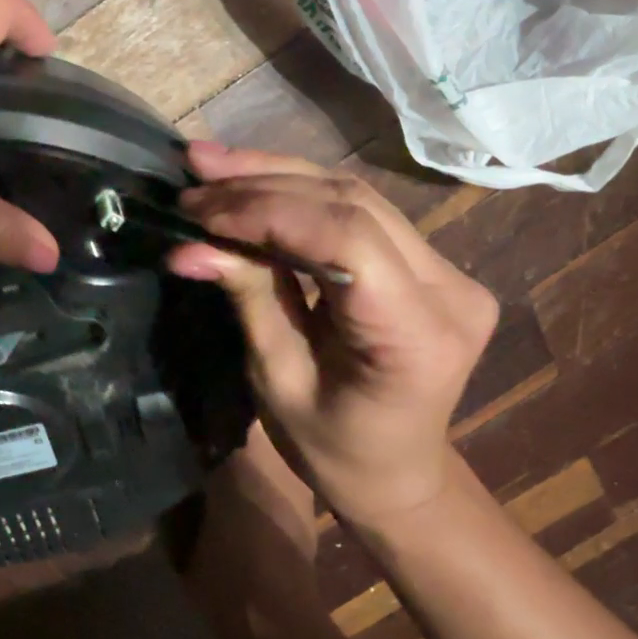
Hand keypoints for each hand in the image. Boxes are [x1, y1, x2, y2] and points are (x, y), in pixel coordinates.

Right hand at [167, 143, 498, 526]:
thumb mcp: (278, 380)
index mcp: (415, 334)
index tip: (200, 210)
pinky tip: (251, 181)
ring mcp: (447, 270)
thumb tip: (188, 248)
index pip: (346, 238)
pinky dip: (298, 194)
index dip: (268, 212)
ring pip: (355, 195)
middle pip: (352, 203)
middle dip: (263, 183)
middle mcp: (448, 289)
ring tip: (210, 164)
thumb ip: (249, 299)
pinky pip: (359, 212)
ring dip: (277, 176)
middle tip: (194, 173)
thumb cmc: (332, 450)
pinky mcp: (429, 263)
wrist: (395, 474)